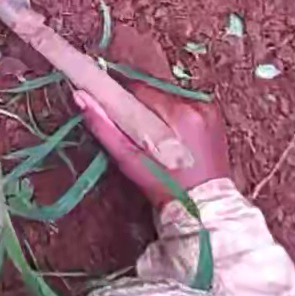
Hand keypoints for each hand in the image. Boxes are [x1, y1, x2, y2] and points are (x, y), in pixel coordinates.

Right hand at [76, 87, 232, 202]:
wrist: (204, 207)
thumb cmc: (163, 186)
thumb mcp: (128, 159)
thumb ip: (103, 127)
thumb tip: (80, 97)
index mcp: (178, 113)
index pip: (138, 88)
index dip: (120, 96)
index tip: (109, 106)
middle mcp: (197, 104)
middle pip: (154, 91)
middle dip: (138, 103)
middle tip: (127, 124)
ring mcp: (209, 109)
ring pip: (168, 97)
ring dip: (154, 108)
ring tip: (147, 131)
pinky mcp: (214, 116)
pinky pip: (183, 105)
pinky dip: (171, 114)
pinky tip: (166, 133)